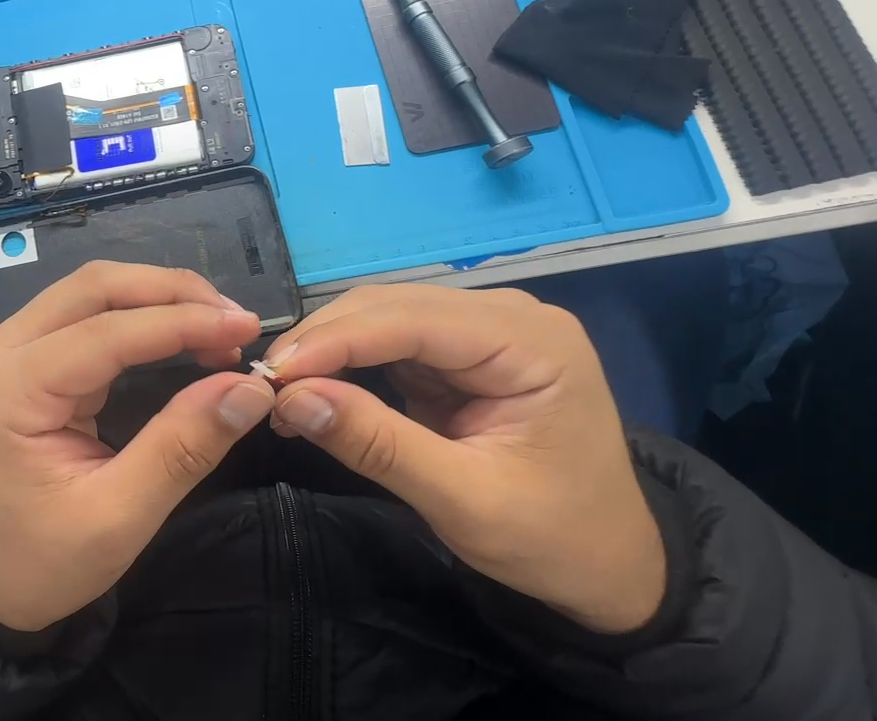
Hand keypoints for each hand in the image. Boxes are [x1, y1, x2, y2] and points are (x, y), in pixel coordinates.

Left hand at [0, 261, 276, 631]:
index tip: (247, 327)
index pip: (106, 331)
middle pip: (93, 287)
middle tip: (236, 321)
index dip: (183, 322)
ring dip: (157, 298)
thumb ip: (181, 448)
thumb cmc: (36, 562)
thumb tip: (250, 389)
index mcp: (9, 387)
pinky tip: (180, 332)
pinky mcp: (25, 358)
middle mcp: (2, 350)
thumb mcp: (116, 519)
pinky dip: (138, 316)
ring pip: (90, 293)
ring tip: (218, 324)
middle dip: (171, 292)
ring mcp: (9, 348)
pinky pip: (85, 316)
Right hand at [263, 285, 665, 633]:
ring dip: (328, 351)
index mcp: (531, 341)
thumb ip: (377, 444)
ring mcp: (483, 331)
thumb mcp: (464, 500)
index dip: (335, 340)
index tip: (272, 373)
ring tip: (283, 392)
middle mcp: (507, 317)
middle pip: (390, 306)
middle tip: (267, 386)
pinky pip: (387, 343)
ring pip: (380, 318)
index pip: (412, 319)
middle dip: (324, 342)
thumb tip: (290, 399)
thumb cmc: (553, 540)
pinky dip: (345, 364)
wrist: (609, 570)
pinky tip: (315, 390)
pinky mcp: (460, 352)